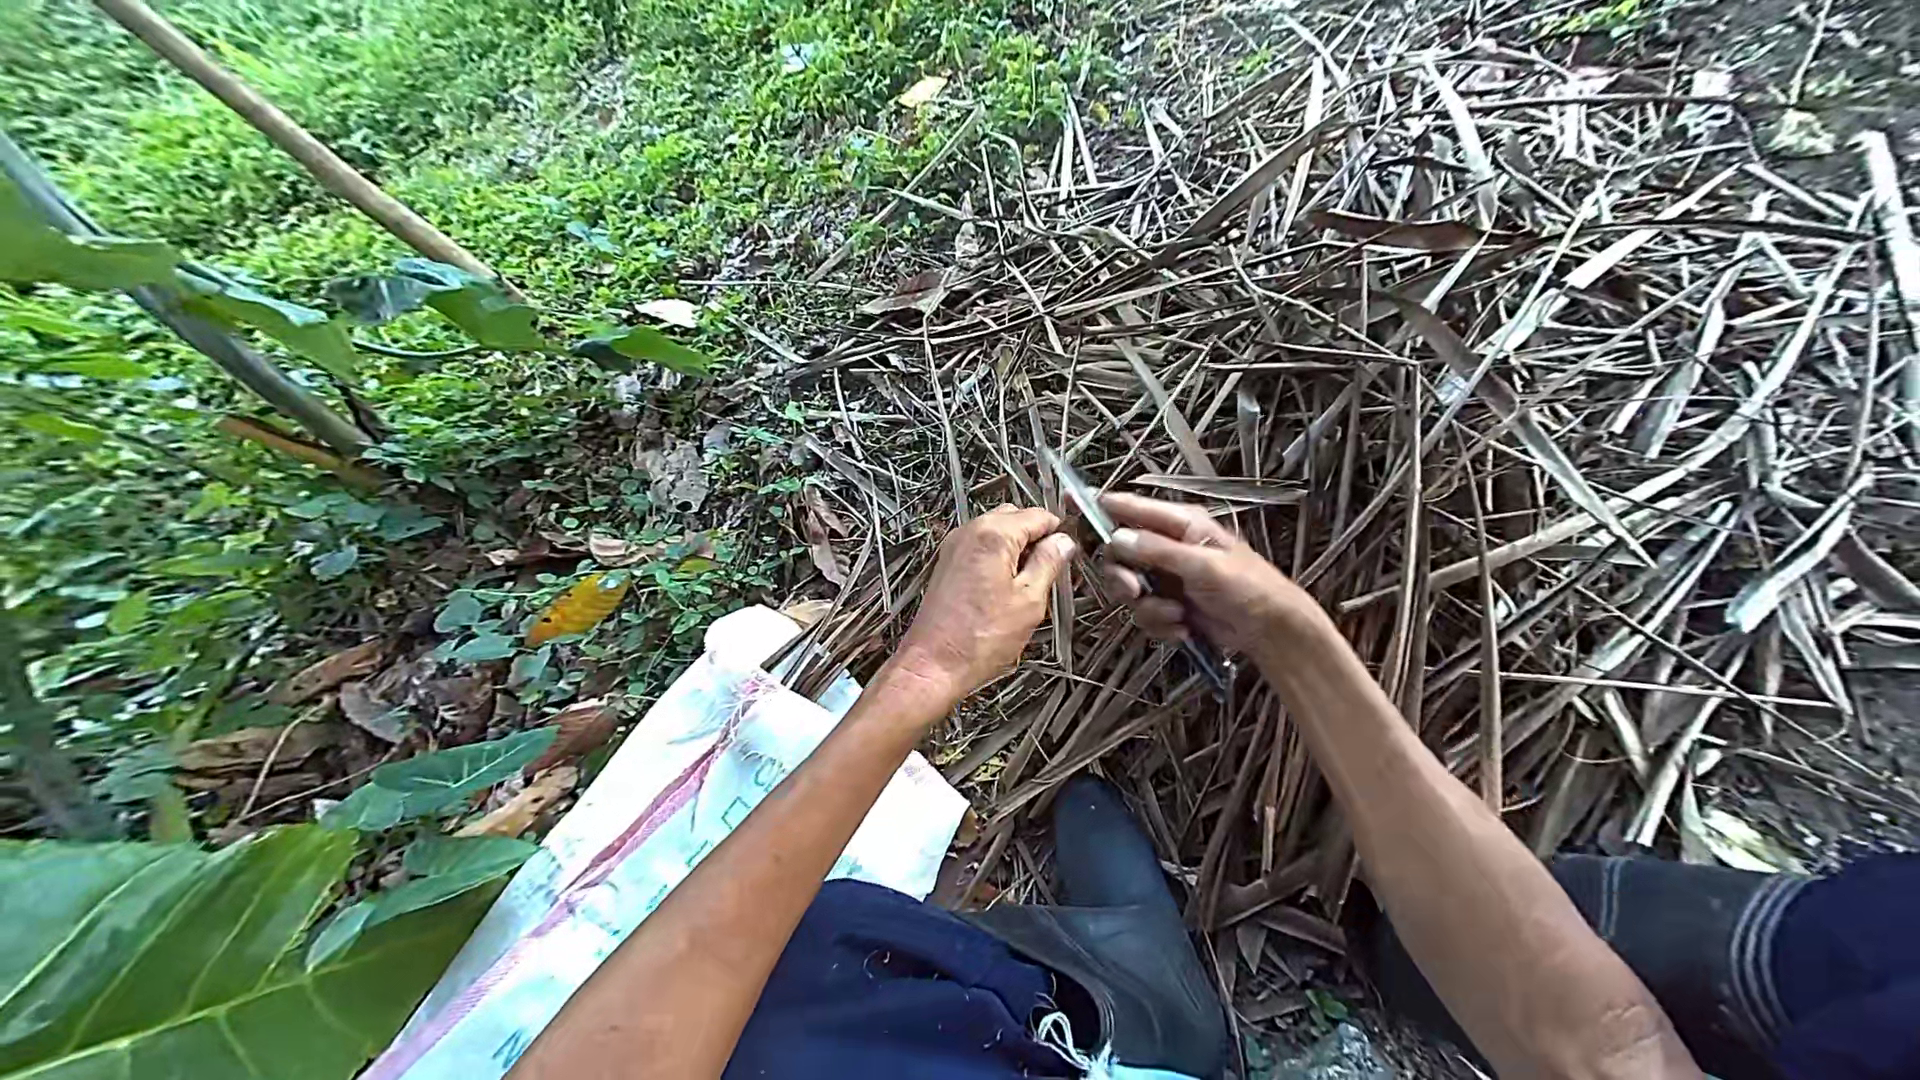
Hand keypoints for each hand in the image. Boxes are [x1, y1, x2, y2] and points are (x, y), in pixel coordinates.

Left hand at [890, 506, 1076, 703]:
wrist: (934, 665)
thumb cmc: (975, 640)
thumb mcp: (1029, 600)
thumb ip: (1049, 563)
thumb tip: (1062, 544)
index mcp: (993, 535)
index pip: (1038, 515)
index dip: (1058, 532)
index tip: (1069, 548)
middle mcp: (969, 533)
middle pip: (1015, 517)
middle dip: (1037, 538)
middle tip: (1053, 568)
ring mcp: (954, 548)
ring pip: (997, 532)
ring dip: (1017, 549)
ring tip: (1030, 585)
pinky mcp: (948, 565)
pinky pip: (980, 549)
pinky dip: (998, 560)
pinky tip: (1006, 590)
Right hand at [1097, 493, 1323, 655]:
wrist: (1269, 629)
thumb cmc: (1251, 587)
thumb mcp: (1204, 565)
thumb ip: (1158, 550)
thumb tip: (1118, 538)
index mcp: (1179, 524)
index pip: (1129, 508)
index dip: (1098, 505)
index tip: (1070, 503)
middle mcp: (1166, 547)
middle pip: (1117, 553)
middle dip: (1123, 577)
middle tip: (1135, 590)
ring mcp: (1164, 577)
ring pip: (1126, 587)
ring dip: (1147, 606)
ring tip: (1175, 613)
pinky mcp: (1166, 603)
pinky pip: (1142, 612)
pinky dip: (1160, 623)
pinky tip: (1182, 625)